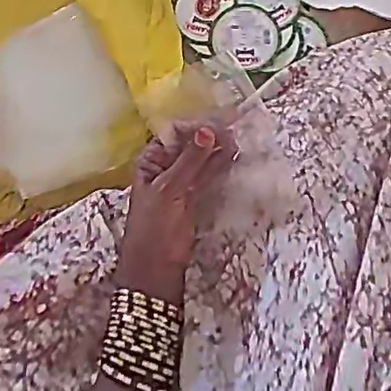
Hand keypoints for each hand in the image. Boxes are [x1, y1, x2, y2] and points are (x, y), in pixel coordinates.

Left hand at [117, 124, 233, 300]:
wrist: (156, 268)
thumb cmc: (154, 227)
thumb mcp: (169, 189)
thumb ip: (190, 160)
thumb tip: (208, 130)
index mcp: (151, 161)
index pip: (174, 134)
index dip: (195, 126)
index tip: (218, 121)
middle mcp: (166, 167)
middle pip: (191, 145)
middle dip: (211, 137)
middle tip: (234, 129)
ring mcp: (182, 181)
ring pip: (203, 159)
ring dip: (219, 150)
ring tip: (238, 140)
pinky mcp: (195, 195)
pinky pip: (209, 175)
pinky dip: (221, 166)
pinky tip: (235, 156)